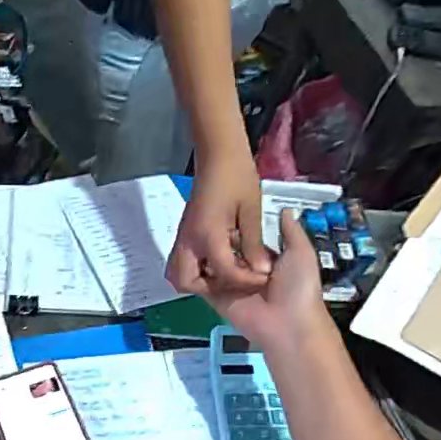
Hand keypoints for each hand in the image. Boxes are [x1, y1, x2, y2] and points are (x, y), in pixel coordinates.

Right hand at [166, 149, 270, 295]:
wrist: (218, 152)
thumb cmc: (238, 176)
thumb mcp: (252, 209)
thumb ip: (254, 243)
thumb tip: (260, 270)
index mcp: (209, 234)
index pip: (224, 271)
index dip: (246, 278)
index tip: (263, 273)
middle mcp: (191, 241)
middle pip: (185, 281)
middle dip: (207, 288)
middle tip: (231, 279)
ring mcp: (184, 239)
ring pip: (178, 275)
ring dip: (197, 281)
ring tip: (223, 274)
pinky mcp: (185, 236)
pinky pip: (182, 264)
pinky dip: (196, 271)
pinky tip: (218, 263)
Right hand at [203, 207, 332, 351]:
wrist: (289, 323)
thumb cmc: (298, 287)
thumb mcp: (301, 252)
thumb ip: (291, 231)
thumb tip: (285, 210)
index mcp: (265, 259)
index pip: (245, 239)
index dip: (236, 226)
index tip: (226, 209)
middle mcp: (246, 271)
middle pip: (226, 250)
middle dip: (219, 239)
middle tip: (211, 223)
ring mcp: (231, 285)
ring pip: (213, 264)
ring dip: (209, 253)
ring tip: (203, 237)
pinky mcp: (218, 298)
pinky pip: (204, 284)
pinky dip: (199, 273)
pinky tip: (196, 256)